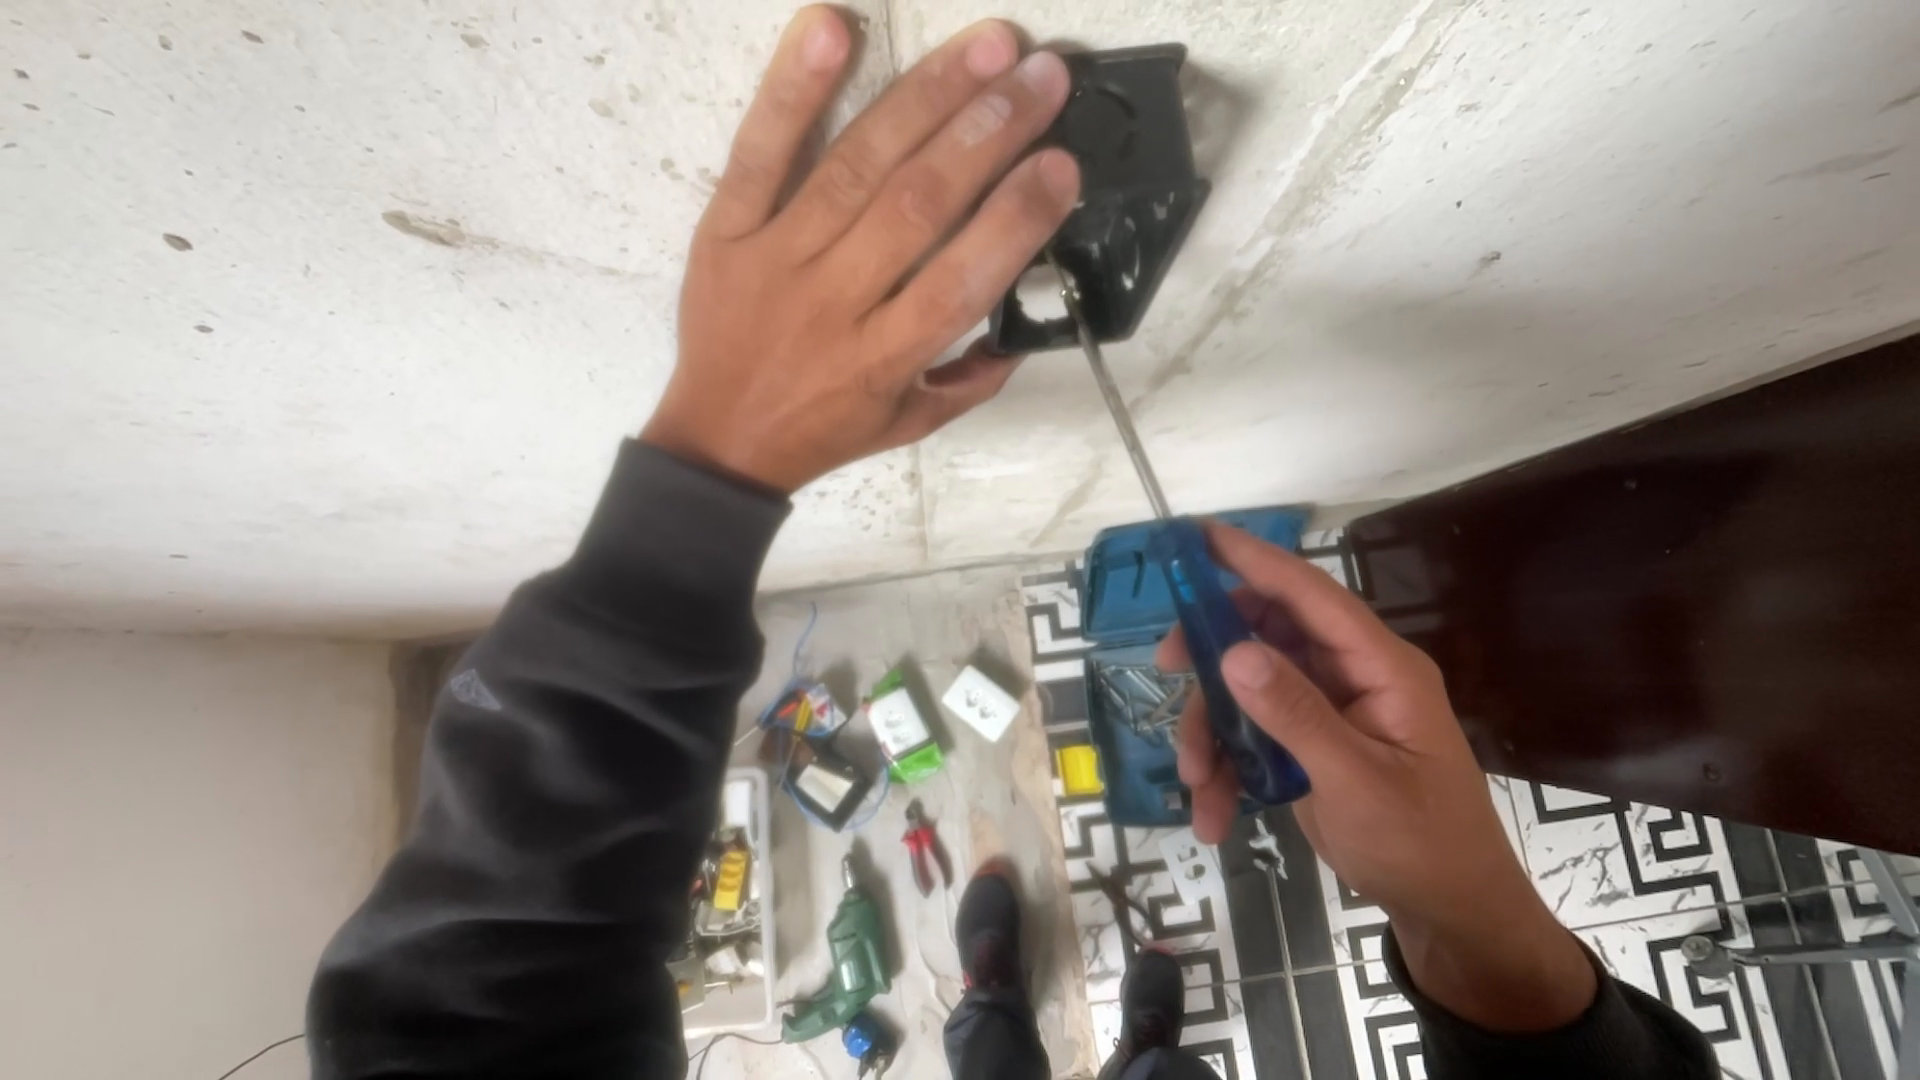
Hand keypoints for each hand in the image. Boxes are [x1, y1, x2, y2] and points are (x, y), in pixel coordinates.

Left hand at [641, 7, 1079, 492]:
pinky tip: (833, 27)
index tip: (1062, 166)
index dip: (1014, 220)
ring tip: (987, 47)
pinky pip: (758, 153)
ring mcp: (775, 258)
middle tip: (1042, 76)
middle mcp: (833, 302)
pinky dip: (793, 89)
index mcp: (884, 357)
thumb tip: (1020, 337)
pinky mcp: (725, 230)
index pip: (960, 281)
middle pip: (917, 206)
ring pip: (856, 166)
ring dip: (925, 98)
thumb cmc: (824, 431)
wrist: (719, 440)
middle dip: (987, 134)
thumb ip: (970, 385)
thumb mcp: (909, 425)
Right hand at [1157, 523, 1596, 1032]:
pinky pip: (1247, 733)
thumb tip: (1232, 652)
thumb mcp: (1358, 781)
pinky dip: (1223, 768)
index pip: (1310, 594)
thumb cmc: (1422, 845)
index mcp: (1378, 666)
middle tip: (1166, 667)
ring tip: (1197, 784)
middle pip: (1263, 634)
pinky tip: (1214, 814)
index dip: (1254, 559)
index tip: (1199, 534)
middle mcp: (1347, 674)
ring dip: (1210, 732)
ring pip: (1244, 688)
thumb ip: (1296, 714)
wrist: (1448, 915)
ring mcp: (1323, 709)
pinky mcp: (1303, 743)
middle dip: (1211, 655)